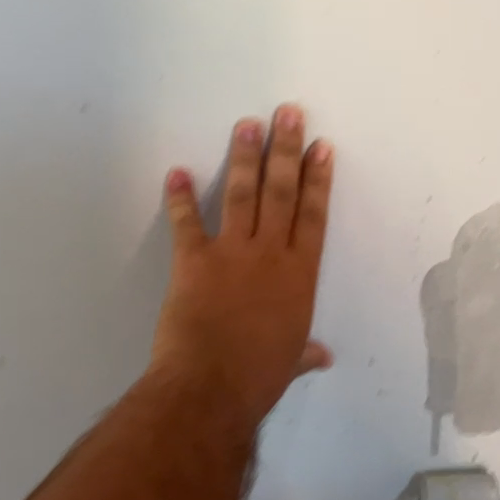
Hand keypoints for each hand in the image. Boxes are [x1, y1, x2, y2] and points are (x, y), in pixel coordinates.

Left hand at [153, 104, 333, 423]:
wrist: (211, 386)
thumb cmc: (258, 377)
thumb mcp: (289, 362)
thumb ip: (305, 353)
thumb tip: (323, 358)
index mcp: (299, 276)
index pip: (313, 216)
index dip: (318, 179)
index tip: (321, 147)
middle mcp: (270, 254)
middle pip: (281, 192)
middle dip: (285, 149)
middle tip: (287, 113)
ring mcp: (231, 253)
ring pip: (242, 195)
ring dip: (243, 157)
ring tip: (247, 124)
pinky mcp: (193, 261)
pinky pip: (186, 223)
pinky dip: (179, 198)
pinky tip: (176, 172)